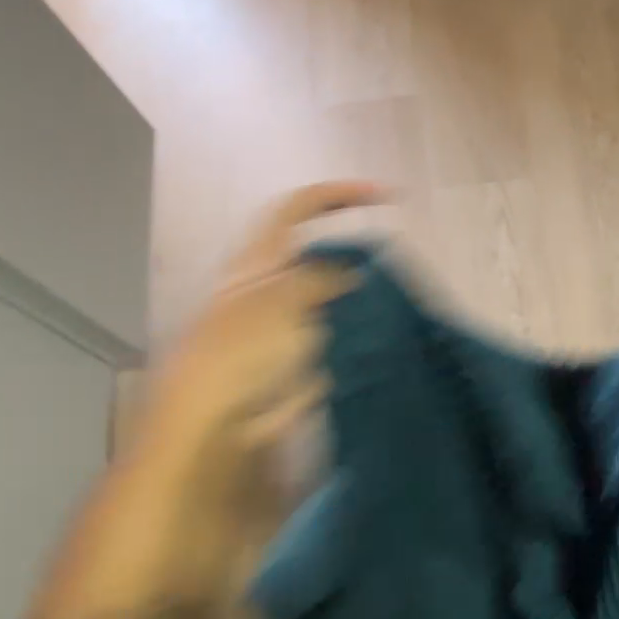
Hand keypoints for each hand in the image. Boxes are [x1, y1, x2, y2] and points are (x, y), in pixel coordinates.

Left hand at [142, 183, 375, 469]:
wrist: (221, 423)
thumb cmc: (245, 351)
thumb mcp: (286, 299)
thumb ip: (324, 277)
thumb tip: (352, 274)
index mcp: (261, 259)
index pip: (299, 208)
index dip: (338, 194)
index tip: (385, 197)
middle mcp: (272, 285)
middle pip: (321, 253)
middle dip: (359, 253)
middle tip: (395, 265)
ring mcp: (287, 323)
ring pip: (335, 297)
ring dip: (364, 298)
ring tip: (397, 304)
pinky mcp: (300, 357)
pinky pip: (339, 335)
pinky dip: (361, 334)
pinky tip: (383, 339)